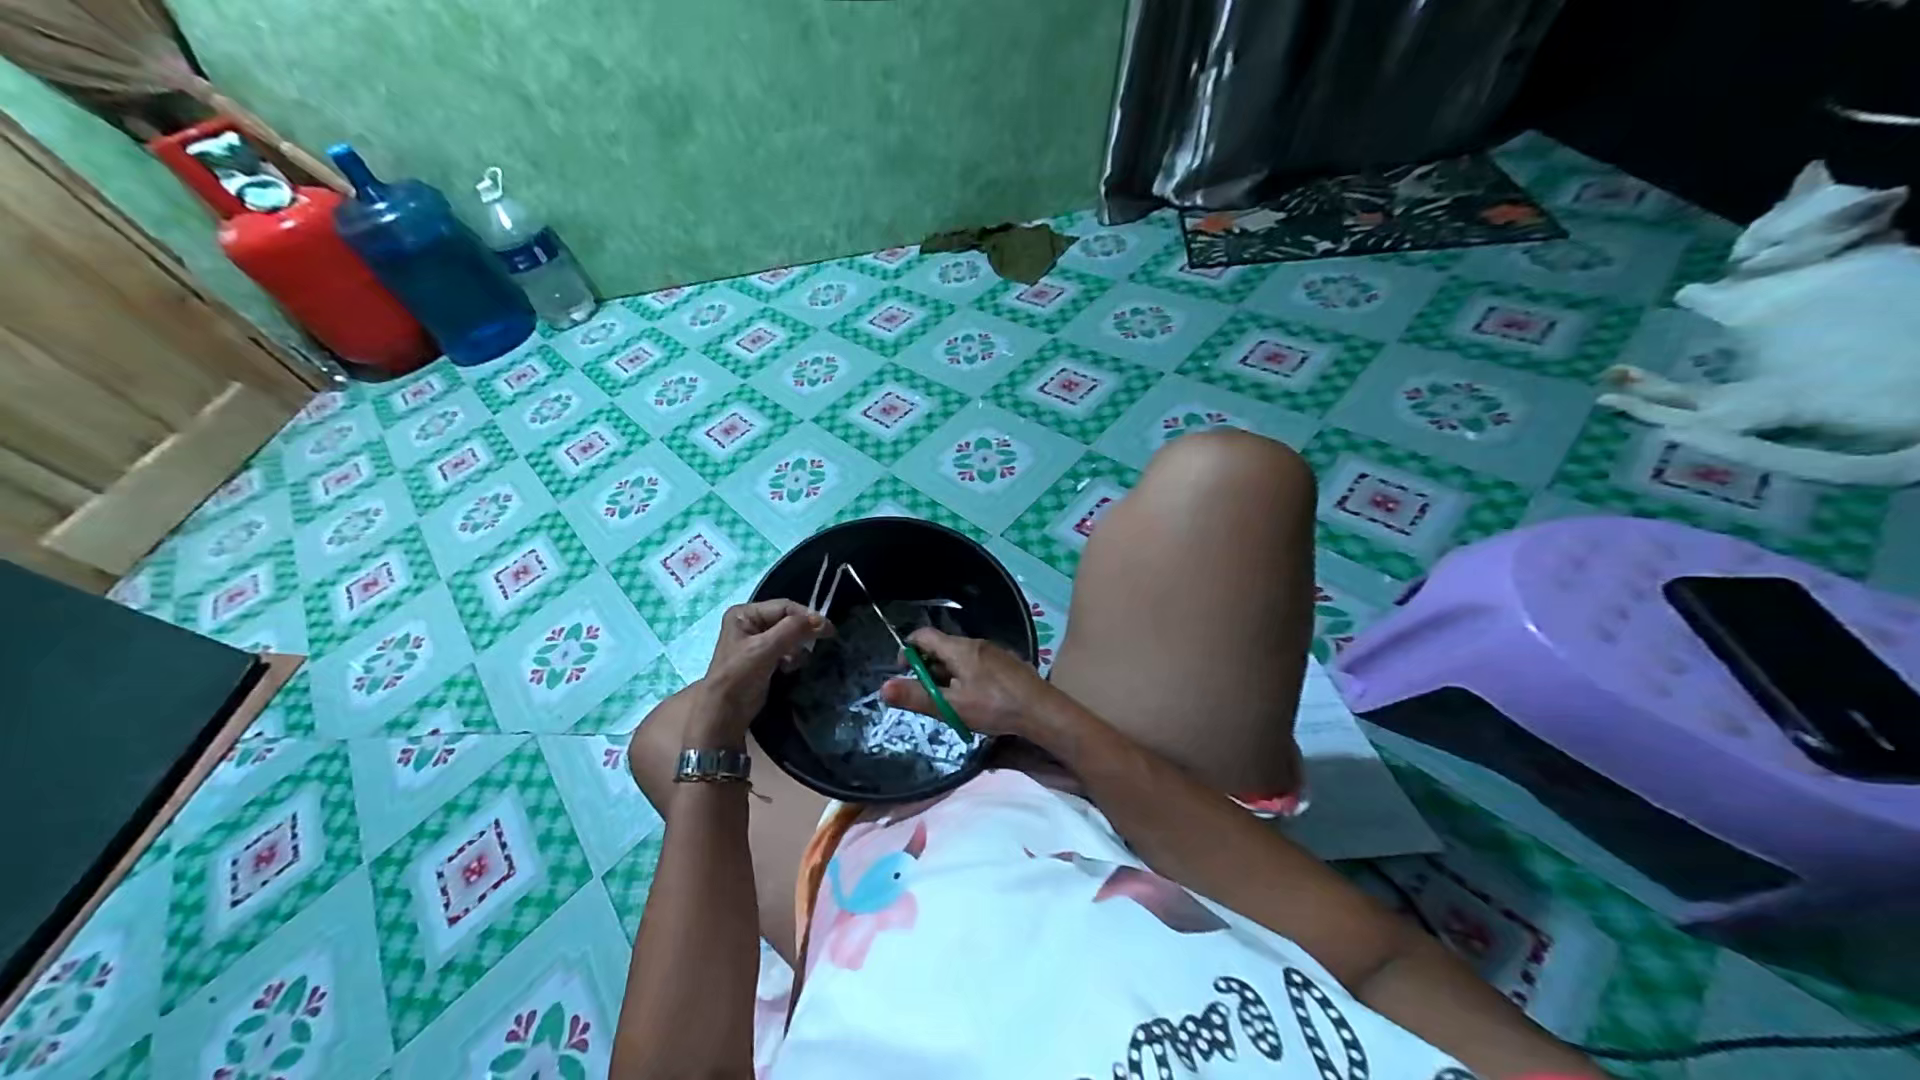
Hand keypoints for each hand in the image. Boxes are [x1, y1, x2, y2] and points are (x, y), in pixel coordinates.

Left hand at [688, 599, 829, 743]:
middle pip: (787, 620)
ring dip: (797, 648)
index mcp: (744, 613)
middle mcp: (750, 623)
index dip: (806, 616)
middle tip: (819, 642)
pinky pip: (787, 650)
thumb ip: (793, 629)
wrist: (725, 711)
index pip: (783, 607)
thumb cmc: (740, 674)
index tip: (828, 629)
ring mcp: (757, 641)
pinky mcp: (764, 658)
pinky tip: (788, 669)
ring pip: (790, 636)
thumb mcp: (765, 647)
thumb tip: (823, 621)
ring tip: (793, 662)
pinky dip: (792, 658)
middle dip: (801, 633)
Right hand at [879, 627, 1060, 739]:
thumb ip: (917, 696)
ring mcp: (995, 653)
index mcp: (959, 649)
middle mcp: (976, 644)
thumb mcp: (952, 706)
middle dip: (928, 667)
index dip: (908, 649)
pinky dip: (967, 676)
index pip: (924, 635)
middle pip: (942, 647)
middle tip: (924, 693)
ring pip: (961, 657)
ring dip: (948, 674)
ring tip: (948, 700)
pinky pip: (978, 664)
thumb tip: (883, 687)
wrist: (1042, 711)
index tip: (903, 672)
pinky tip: (975, 699)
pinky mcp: (1008, 664)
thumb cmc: (994, 707)